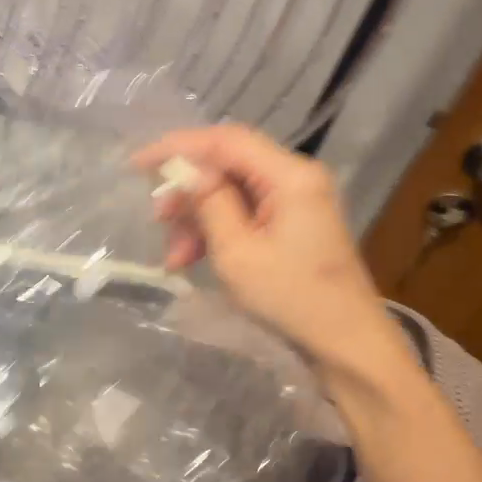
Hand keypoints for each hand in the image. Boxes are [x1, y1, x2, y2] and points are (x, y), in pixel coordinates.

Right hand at [134, 125, 398, 370]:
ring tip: (174, 257)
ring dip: (194, 219)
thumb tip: (185, 171)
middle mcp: (294, 178)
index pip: (225, 141)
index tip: (137, 165)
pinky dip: (211, 231)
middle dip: (186, 192)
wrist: (343, 340)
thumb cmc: (290, 296)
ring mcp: (293, 201)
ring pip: (227, 192)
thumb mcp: (237, 251)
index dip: (178, 146)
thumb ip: (209, 203)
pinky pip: (239, 212)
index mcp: (290, 176)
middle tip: (157, 220)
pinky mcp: (288, 223)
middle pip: (225, 165)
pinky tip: (190, 259)